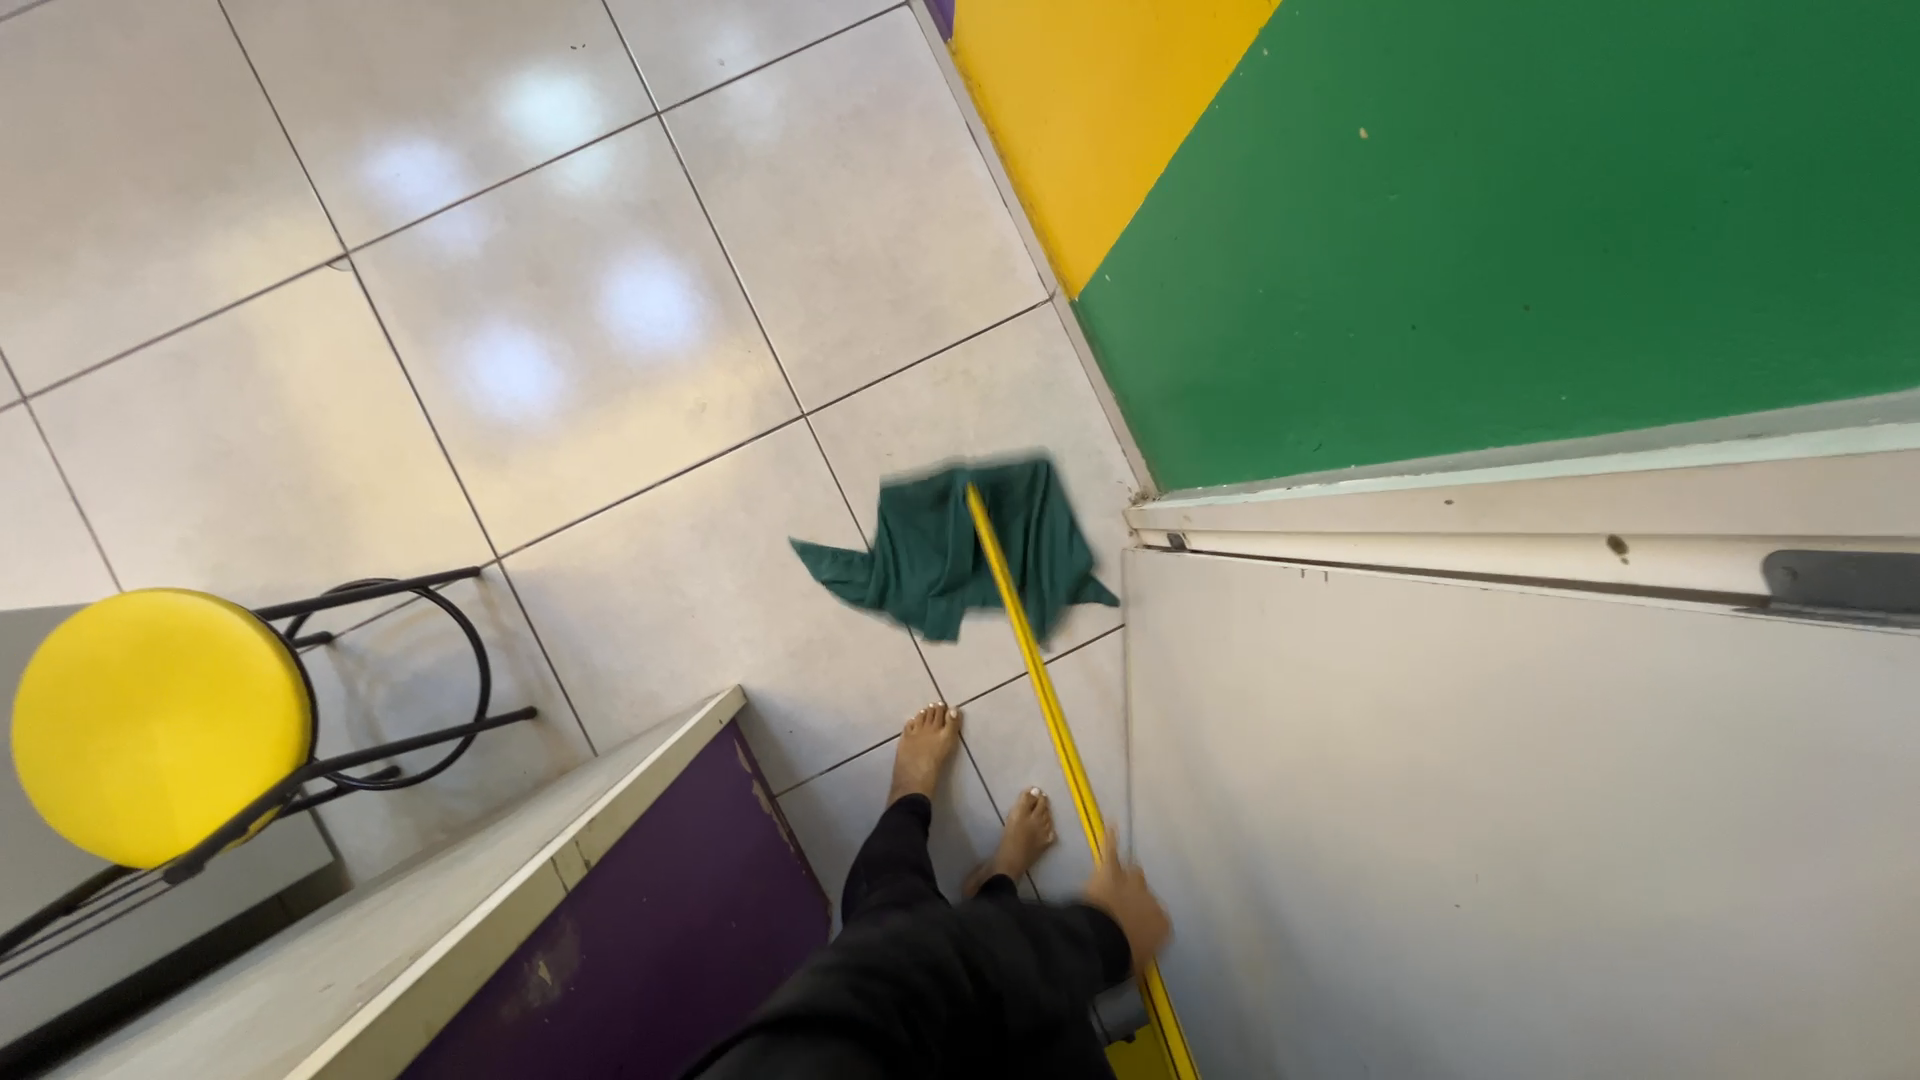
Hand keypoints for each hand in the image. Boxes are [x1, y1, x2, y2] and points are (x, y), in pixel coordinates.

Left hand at [1080, 823, 1169, 974]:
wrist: (1101, 942)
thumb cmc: (1120, 959)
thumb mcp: (1137, 965)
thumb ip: (1140, 955)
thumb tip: (1135, 959)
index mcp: (1163, 925)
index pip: (1158, 921)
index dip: (1143, 924)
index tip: (1133, 930)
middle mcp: (1152, 899)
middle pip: (1145, 895)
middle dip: (1134, 900)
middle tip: (1120, 909)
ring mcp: (1132, 882)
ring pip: (1133, 872)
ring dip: (1125, 876)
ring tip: (1116, 880)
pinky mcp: (1111, 871)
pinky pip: (1111, 850)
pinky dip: (1110, 837)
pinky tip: (1111, 823)